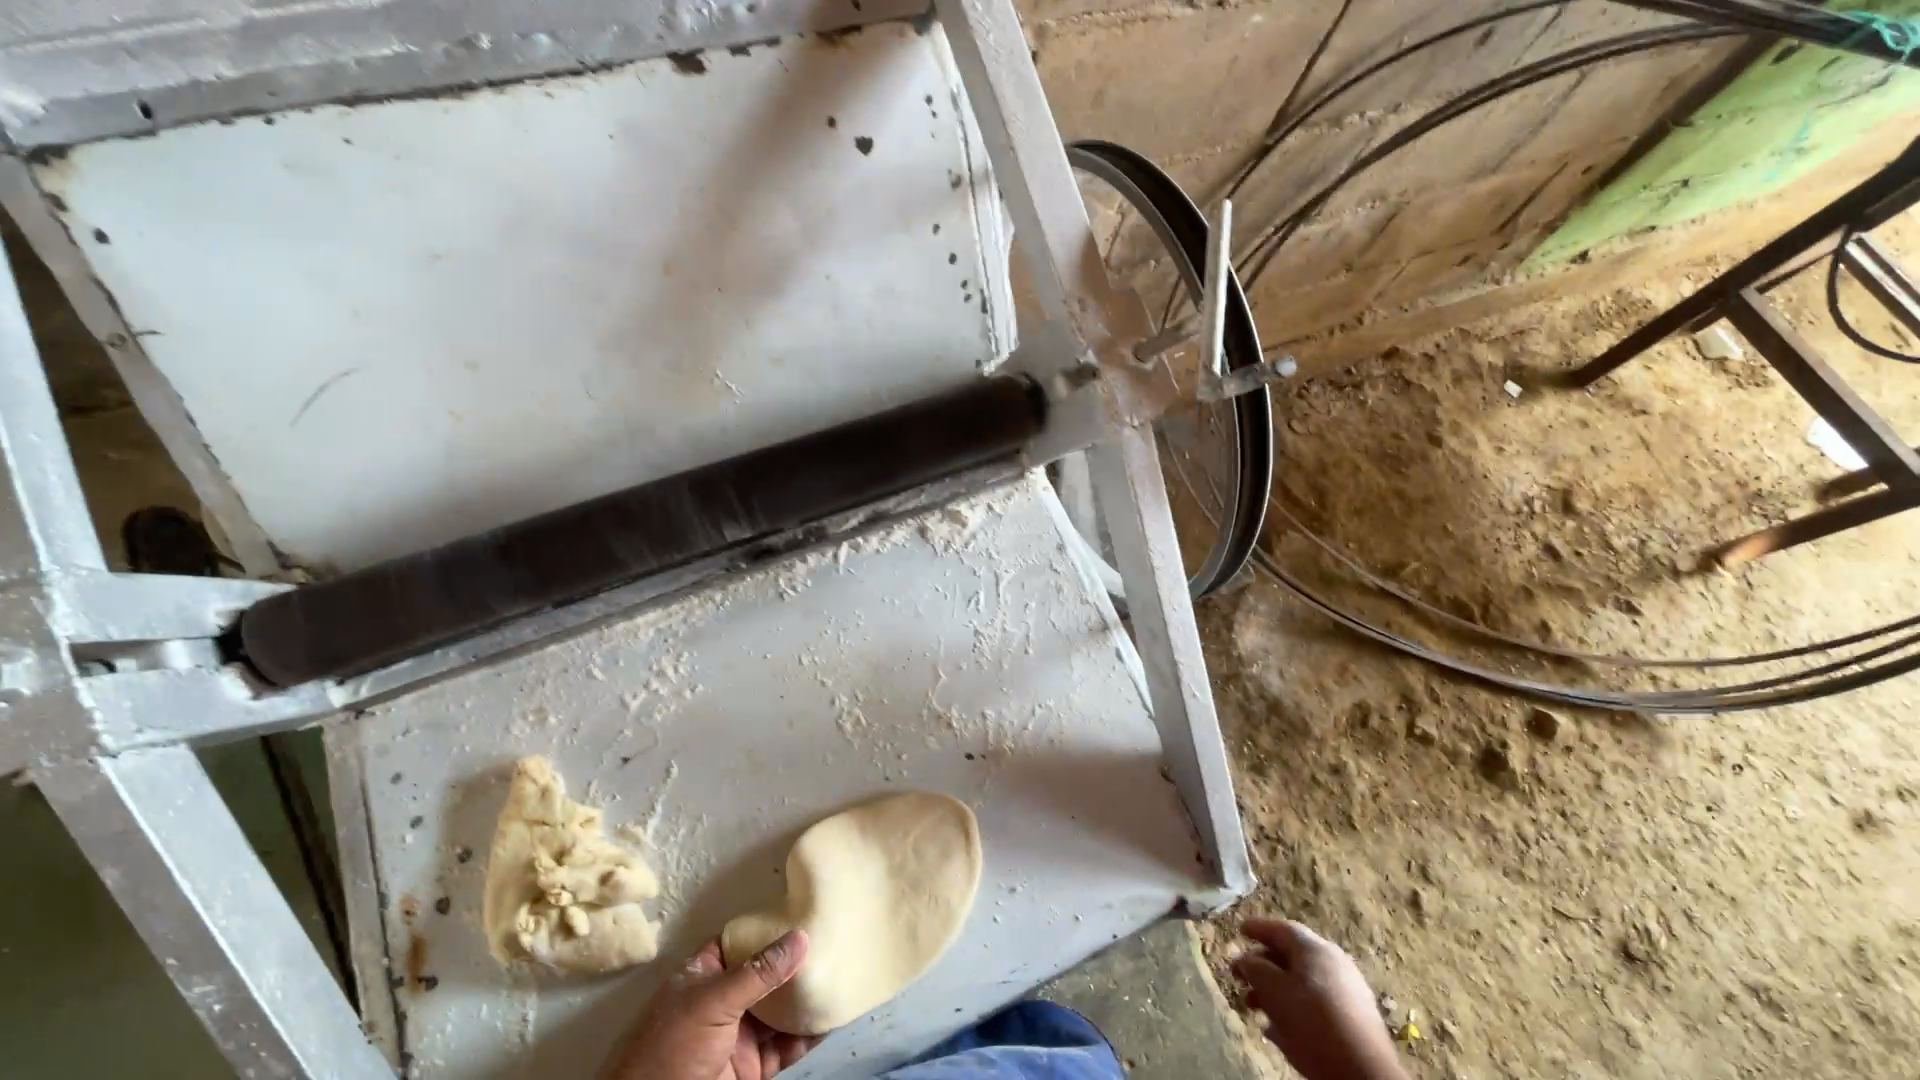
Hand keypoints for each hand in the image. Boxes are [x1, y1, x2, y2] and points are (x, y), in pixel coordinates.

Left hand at [599, 930, 820, 1079]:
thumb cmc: (672, 1049)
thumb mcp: (711, 1003)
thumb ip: (758, 972)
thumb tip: (801, 935)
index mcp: (703, 976)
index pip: (739, 942)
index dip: (767, 928)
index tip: (803, 911)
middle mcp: (722, 1001)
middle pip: (765, 975)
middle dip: (795, 962)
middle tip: (834, 942)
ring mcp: (738, 1035)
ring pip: (780, 1010)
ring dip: (806, 998)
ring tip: (841, 975)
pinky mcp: (752, 1067)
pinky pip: (785, 1045)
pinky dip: (808, 1035)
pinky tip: (832, 1018)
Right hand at [1230, 919, 1409, 1079]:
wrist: (1363, 1071)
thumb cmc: (1312, 1022)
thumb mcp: (1273, 990)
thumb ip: (1255, 969)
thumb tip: (1245, 959)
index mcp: (1314, 949)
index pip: (1281, 929)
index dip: (1257, 928)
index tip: (1239, 931)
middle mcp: (1333, 963)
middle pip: (1291, 956)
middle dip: (1262, 966)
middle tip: (1240, 976)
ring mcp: (1347, 990)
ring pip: (1302, 982)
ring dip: (1274, 990)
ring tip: (1254, 1006)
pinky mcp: (1353, 1017)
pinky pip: (1315, 1002)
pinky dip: (1293, 1006)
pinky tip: (1278, 1028)